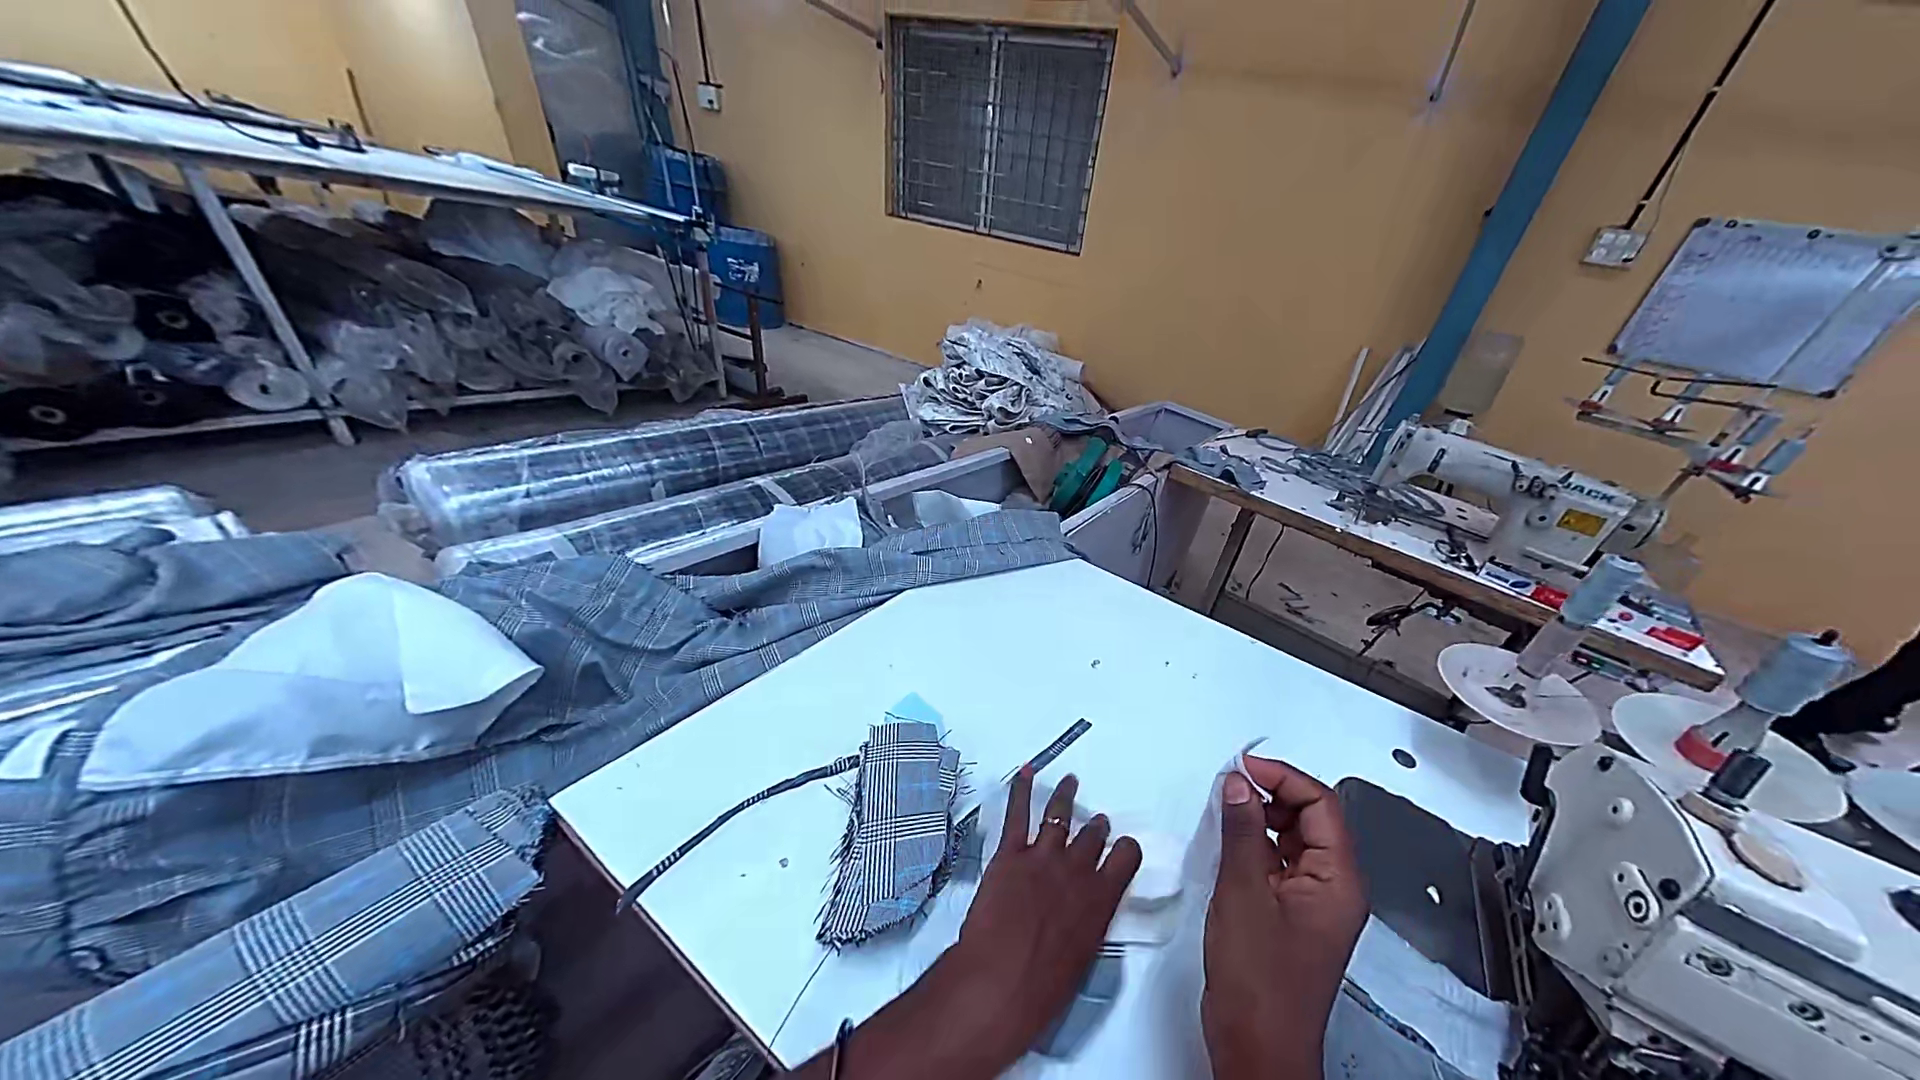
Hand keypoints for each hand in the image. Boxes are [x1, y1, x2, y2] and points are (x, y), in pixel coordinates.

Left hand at [944, 769, 1142, 1065]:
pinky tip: (1024, 773)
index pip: (1126, 858)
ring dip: (1066, 796)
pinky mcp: (1010, 853)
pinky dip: (1021, 789)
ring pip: (1059, 815)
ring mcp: (1042, 857)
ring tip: (1070, 782)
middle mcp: (1076, 871)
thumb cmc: (1042, 987)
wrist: (1000, 980)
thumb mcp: (1082, 957)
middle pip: (1093, 836)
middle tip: (1096, 822)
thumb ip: (1088, 923)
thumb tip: (1082, 913)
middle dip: (1096, 827)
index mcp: (1100, 900)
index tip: (1123, 846)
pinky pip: (1018, 814)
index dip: (1125, 849)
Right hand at [1202, 757, 1367, 1079]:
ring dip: (1261, 816)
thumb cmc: (1261, 983)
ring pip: (1292, 836)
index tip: (1246, 767)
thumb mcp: (1243, 892)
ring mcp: (1311, 900)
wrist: (1256, 1042)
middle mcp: (1332, 887)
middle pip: (1311, 817)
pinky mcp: (1289, 910)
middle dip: (1272, 793)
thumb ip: (1242, 832)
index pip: (1321, 806)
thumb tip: (1239, 785)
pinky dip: (1254, 841)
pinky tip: (1229, 839)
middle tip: (1232, 782)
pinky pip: (1277, 858)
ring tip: (1226, 807)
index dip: (1283, 777)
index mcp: (1338, 881)